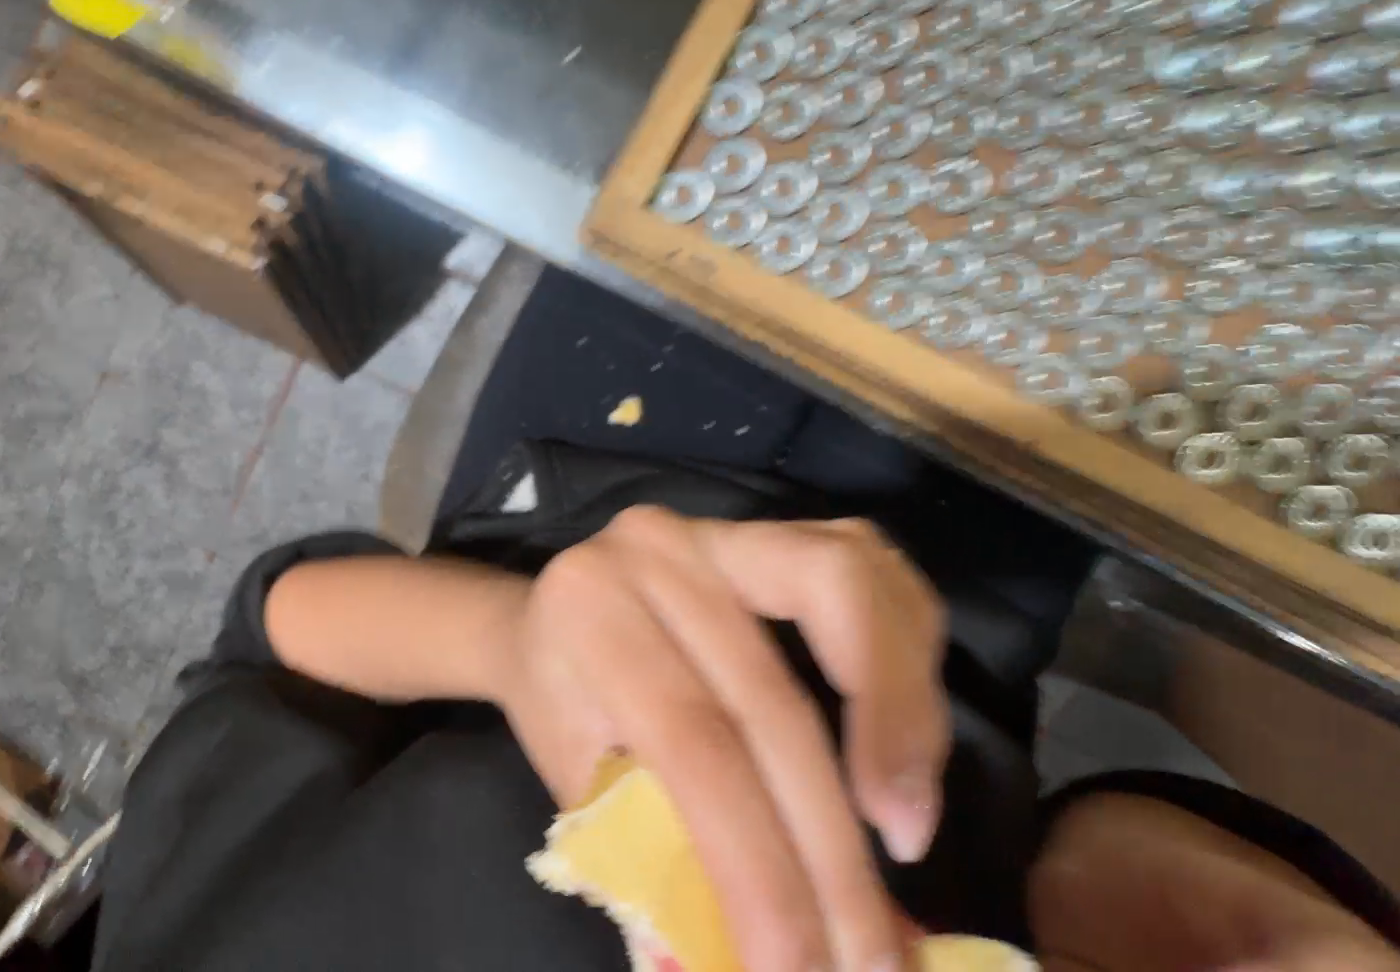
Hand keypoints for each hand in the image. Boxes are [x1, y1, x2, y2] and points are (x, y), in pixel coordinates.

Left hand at [489, 507, 950, 971]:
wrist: (544, 624)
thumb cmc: (559, 703)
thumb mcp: (579, 779)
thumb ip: (652, 862)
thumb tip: (710, 970)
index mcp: (590, 608)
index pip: (692, 745)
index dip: (761, 869)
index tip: (802, 970)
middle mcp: (655, 547)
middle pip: (774, 698)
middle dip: (834, 844)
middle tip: (872, 954)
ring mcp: (717, 525)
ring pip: (845, 599)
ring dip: (901, 724)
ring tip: (904, 831)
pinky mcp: (770, 526)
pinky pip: (868, 566)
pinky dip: (905, 648)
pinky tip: (908, 727)